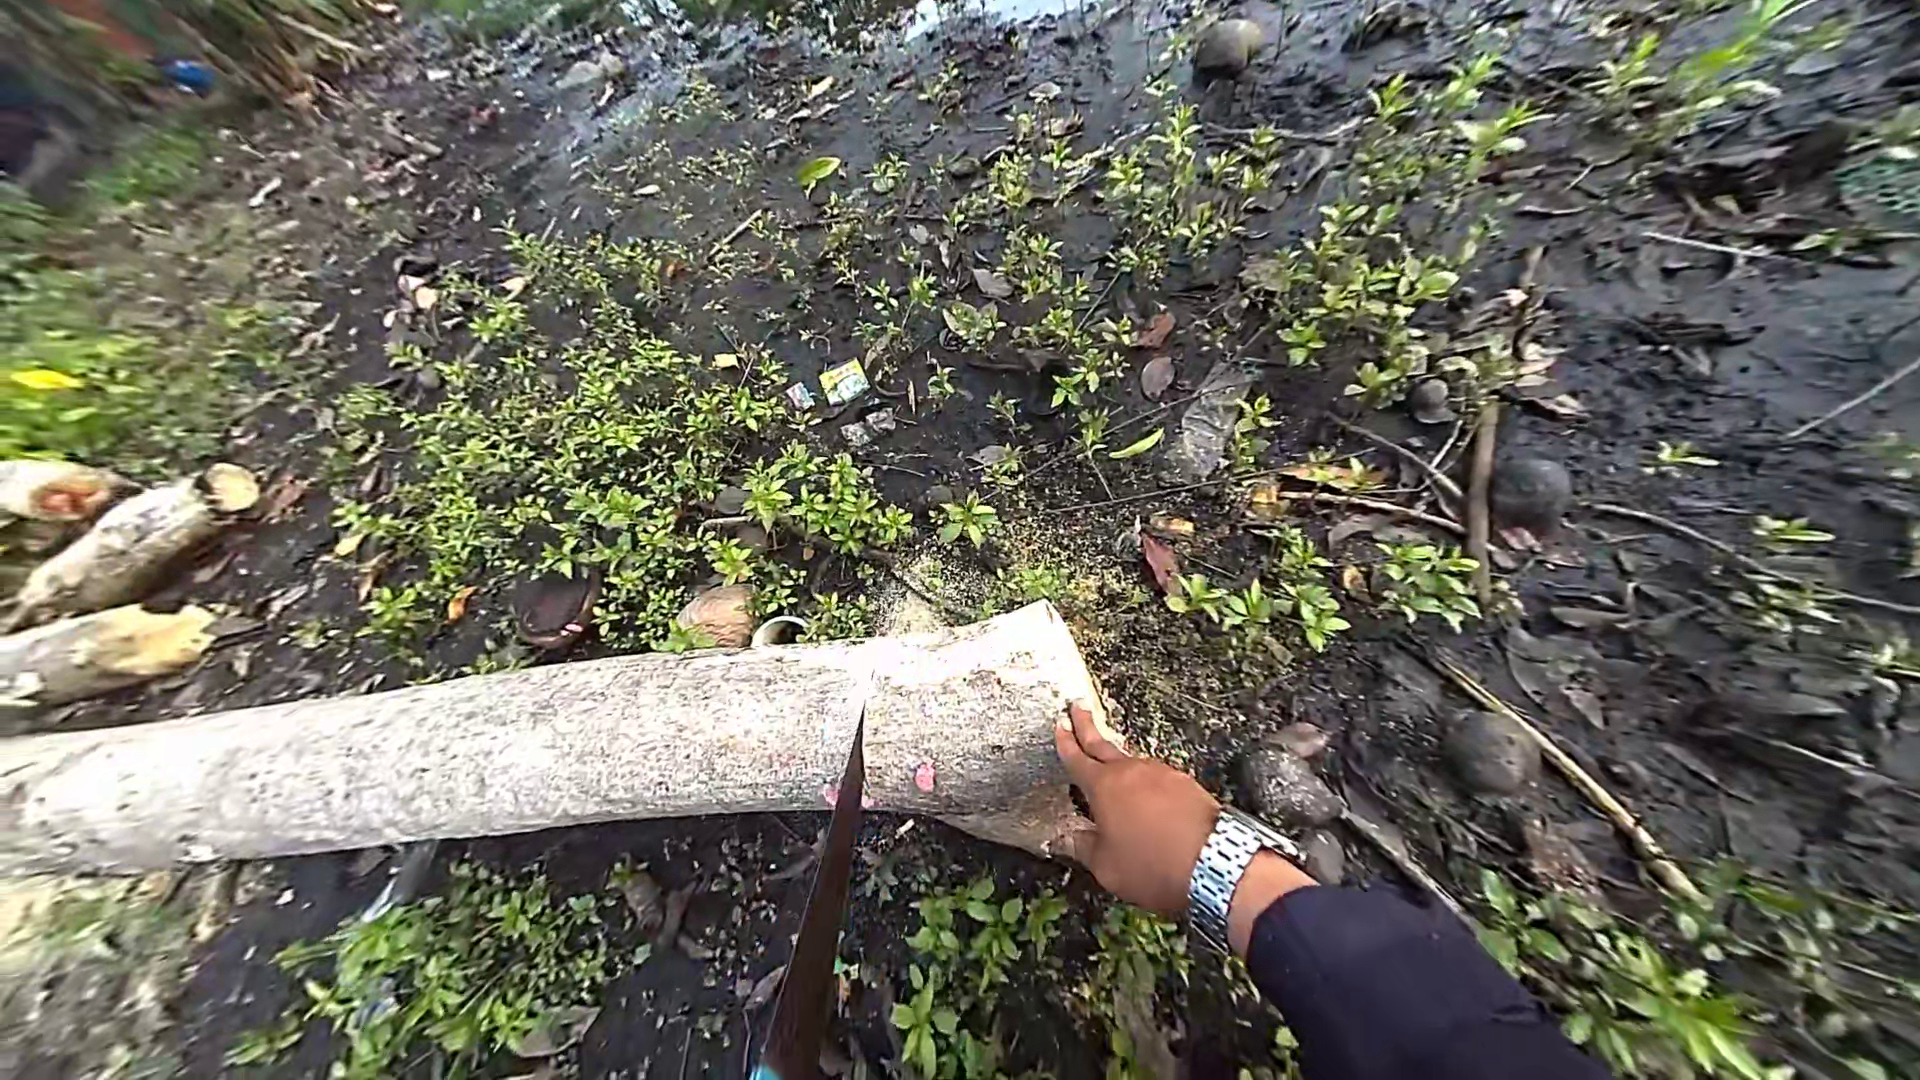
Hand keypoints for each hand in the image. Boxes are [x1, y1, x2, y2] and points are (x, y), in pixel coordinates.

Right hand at [1053, 699, 1219, 916]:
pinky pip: (1157, 778)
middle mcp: (1130, 771)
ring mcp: (1159, 773)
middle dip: (1086, 725)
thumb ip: (1082, 847)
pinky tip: (1150, 799)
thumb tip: (1064, 838)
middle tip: (1078, 708)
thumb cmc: (1153, 865)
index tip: (1060, 726)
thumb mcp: (1107, 867)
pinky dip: (1147, 783)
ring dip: (1120, 763)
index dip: (1066, 742)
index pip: (1077, 757)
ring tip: (1115, 773)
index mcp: (1103, 786)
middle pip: (1102, 743)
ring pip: (1132, 763)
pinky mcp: (1183, 782)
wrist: (1215, 862)